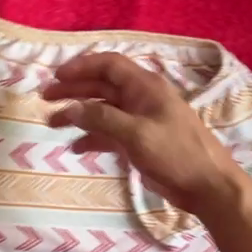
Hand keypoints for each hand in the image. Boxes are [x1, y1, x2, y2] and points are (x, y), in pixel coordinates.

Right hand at [41, 52, 249, 216]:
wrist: (206, 185)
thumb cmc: (176, 153)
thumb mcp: (136, 134)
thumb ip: (101, 119)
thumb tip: (70, 107)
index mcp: (145, 87)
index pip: (109, 65)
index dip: (81, 67)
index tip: (56, 76)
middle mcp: (141, 98)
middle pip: (101, 86)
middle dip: (73, 90)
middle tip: (45, 98)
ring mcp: (140, 120)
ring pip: (103, 110)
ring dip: (78, 114)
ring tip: (52, 122)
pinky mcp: (139, 142)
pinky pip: (110, 133)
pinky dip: (92, 137)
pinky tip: (75, 147)